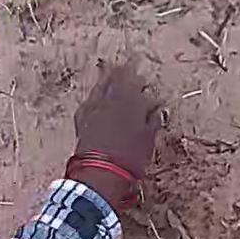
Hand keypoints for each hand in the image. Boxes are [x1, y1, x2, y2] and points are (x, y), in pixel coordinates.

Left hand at [72, 63, 160, 201]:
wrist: (101, 171)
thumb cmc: (131, 156)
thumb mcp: (148, 138)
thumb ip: (153, 120)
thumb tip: (158, 109)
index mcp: (131, 100)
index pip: (136, 83)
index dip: (141, 82)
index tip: (145, 82)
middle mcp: (111, 99)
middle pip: (116, 79)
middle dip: (123, 73)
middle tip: (127, 68)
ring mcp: (94, 107)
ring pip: (100, 87)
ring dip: (107, 80)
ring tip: (110, 74)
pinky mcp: (81, 118)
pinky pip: (88, 102)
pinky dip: (94, 98)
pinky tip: (95, 100)